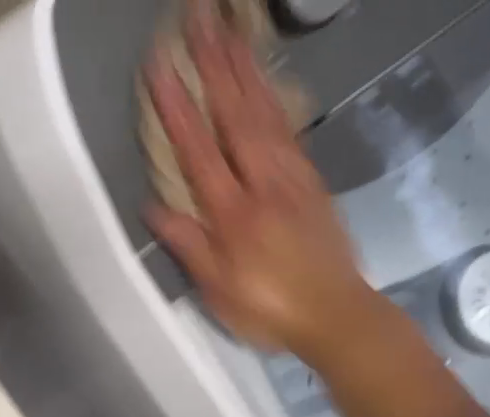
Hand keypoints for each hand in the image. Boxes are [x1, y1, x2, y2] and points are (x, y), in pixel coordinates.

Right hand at [145, 5, 373, 353]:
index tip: (159, 67)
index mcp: (233, 213)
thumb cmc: (269, 309)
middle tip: (200, 19)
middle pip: (235, 115)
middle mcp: (262, 184)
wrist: (335, 313)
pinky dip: (274, 97)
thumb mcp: (218, 290)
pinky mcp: (311, 180)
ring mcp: (291, 177)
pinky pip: (288, 129)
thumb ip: (189, 246)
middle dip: (215, 64)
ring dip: (245, 68)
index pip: (198, 151)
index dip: (177, 108)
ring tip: (229, 30)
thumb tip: (154, 209)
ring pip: (266, 112)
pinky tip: (264, 79)